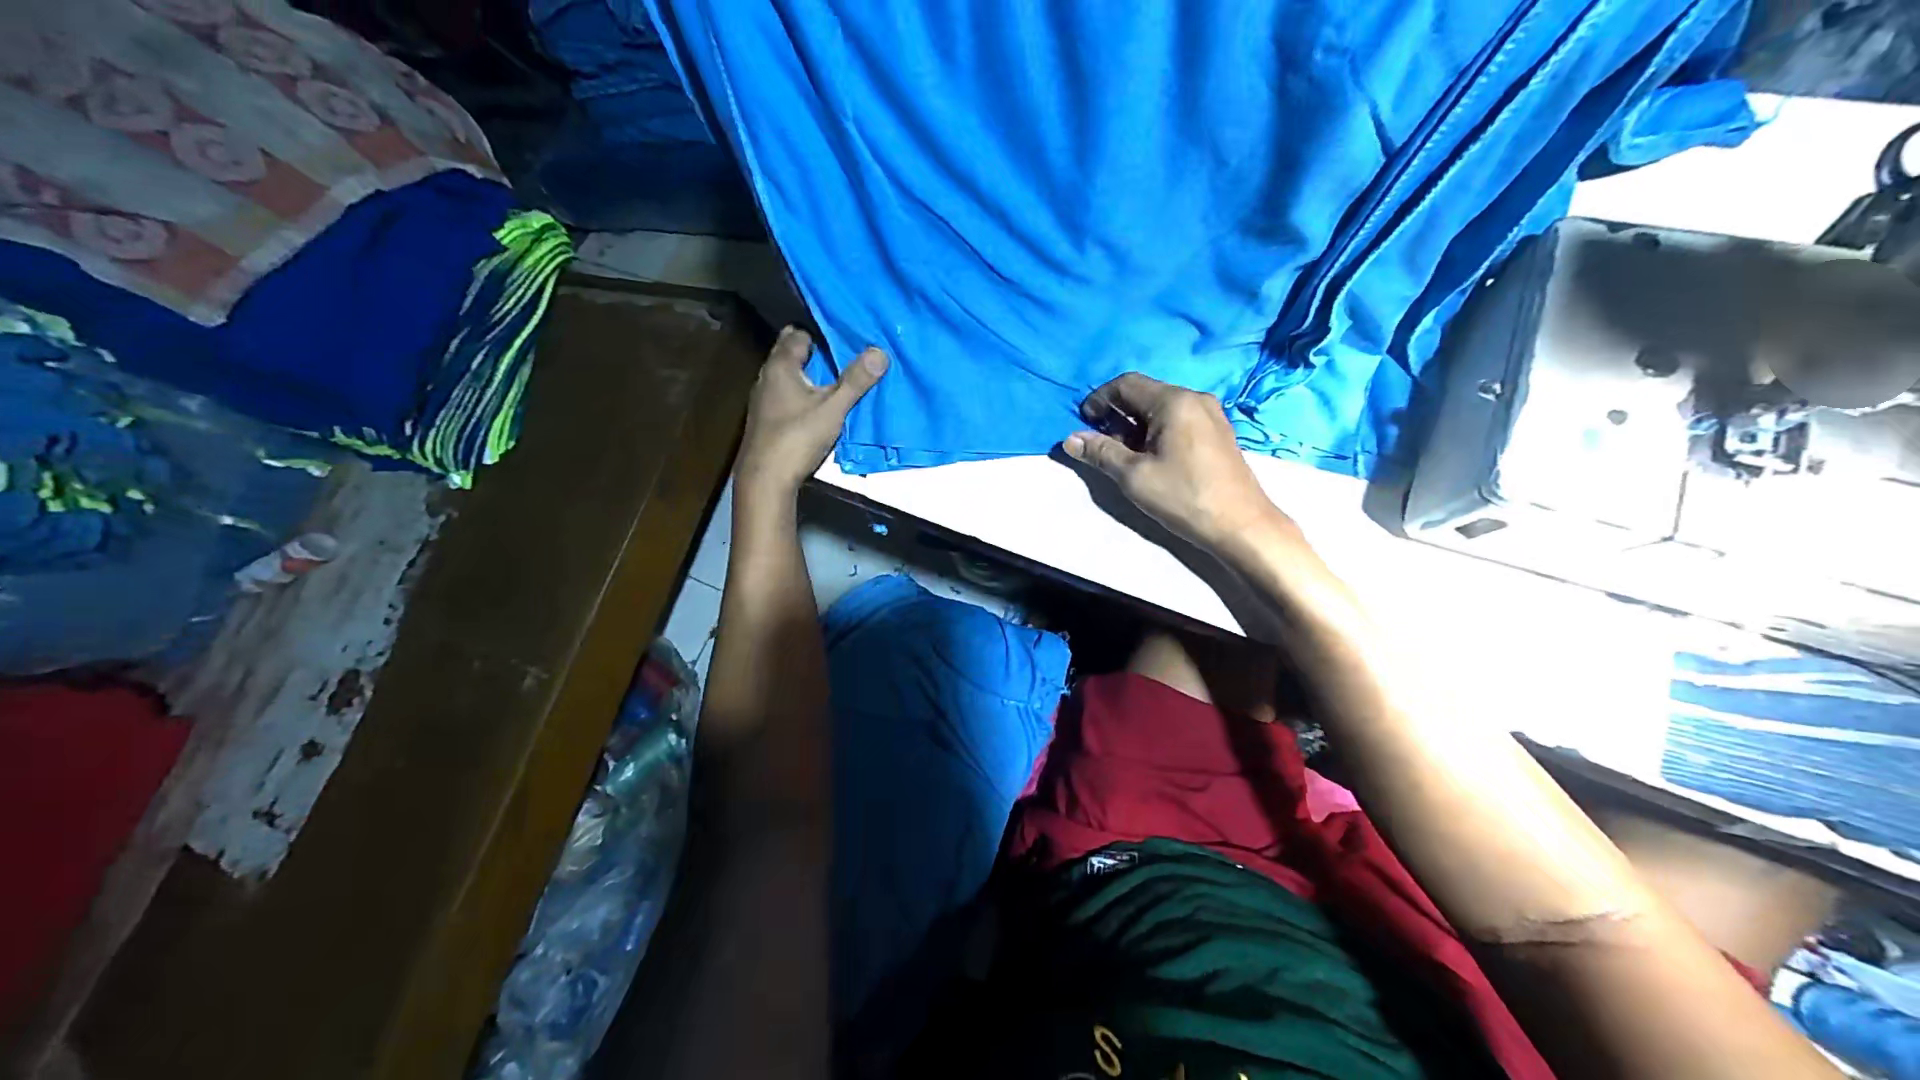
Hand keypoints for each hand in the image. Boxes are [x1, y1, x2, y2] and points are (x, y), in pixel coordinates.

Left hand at [735, 326, 886, 502]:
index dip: (820, 333)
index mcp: (780, 366)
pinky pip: (786, 398)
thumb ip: (855, 381)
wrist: (765, 479)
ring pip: (788, 379)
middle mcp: (767, 378)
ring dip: (809, 378)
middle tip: (844, 358)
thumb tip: (880, 351)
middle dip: (816, 354)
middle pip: (791, 356)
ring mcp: (763, 401)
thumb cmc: (797, 437)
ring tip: (836, 382)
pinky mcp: (765, 421)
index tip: (842, 337)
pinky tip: (817, 408)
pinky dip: (802, 397)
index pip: (798, 335)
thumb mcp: (833, 408)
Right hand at [1061, 373, 1288, 548]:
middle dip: (1117, 414)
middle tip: (1102, 444)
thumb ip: (1101, 452)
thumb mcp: (1134, 476)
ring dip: (1136, 425)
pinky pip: (1179, 419)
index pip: (1126, 384)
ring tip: (1124, 456)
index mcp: (1174, 401)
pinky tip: (1151, 458)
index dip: (1099, 400)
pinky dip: (1157, 431)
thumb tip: (1070, 439)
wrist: (1241, 525)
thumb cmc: (1184, 497)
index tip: (1084, 423)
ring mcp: (1211, 415)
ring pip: (1162, 408)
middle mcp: (1195, 398)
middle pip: (1145, 394)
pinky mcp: (1218, 433)